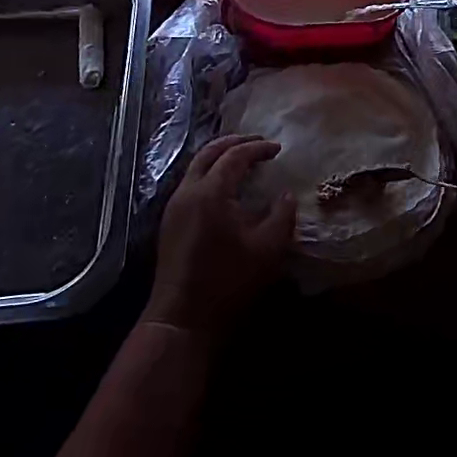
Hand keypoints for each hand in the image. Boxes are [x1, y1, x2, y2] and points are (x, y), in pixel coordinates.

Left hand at [144, 134, 295, 337]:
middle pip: (209, 152)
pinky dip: (209, 174)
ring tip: (242, 161)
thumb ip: (281, 216)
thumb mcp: (266, 250)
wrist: (183, 314)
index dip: (257, 149)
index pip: (234, 156)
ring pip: (196, 166)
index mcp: (210, 192)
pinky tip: (224, 188)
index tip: (277, 149)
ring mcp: (174, 205)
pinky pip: (190, 183)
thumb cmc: (228, 281)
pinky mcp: (170, 220)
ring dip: (219, 157)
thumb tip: (286, 195)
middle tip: (258, 143)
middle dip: (234, 143)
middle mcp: (187, 191)